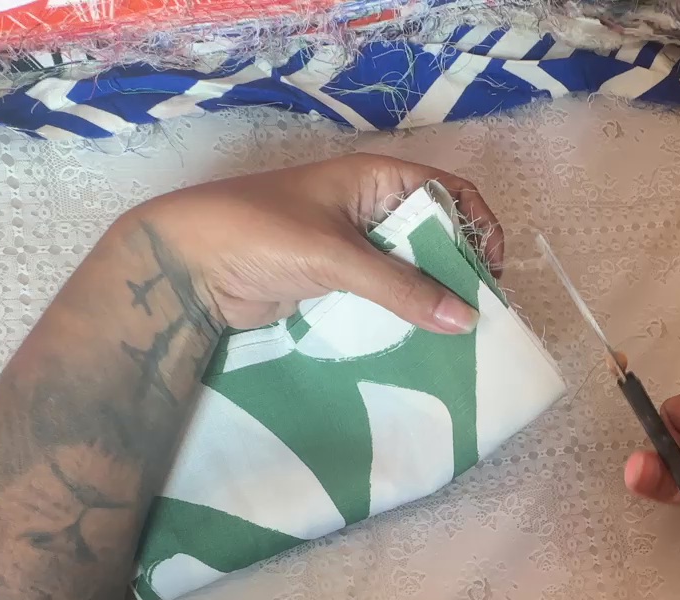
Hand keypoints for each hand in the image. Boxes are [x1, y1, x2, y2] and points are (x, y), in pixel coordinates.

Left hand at [129, 153, 502, 331]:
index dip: (478, 226)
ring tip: (460, 331)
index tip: (489, 270)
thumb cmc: (260, 234)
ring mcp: (360, 248)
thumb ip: (402, 288)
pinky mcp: (345, 282)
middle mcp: (374, 209)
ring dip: (439, 297)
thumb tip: (465, 319)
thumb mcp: (337, 256)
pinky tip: (426, 338)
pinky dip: (412, 314)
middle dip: (463, 269)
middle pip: (439, 234)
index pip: (449, 193)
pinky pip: (393, 296)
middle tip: (479, 310)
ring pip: (417, 270)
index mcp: (377, 180)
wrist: (190, 267)